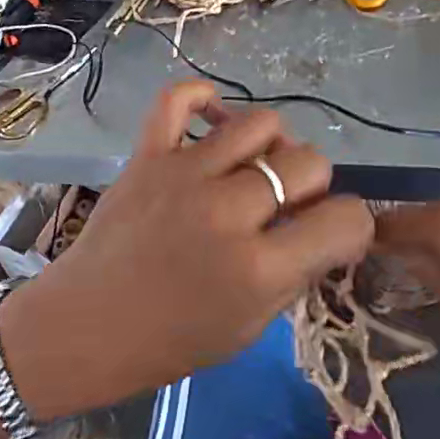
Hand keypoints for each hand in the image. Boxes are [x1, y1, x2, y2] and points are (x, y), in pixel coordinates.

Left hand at [0, 83, 372, 419]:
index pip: (347, 218)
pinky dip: (203, 98)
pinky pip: (179, 97)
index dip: (352, 225)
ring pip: (261, 124)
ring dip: (272, 147)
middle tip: (287, 207)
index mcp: (259, 268)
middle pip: (310, 162)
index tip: (332, 233)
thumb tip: (324, 228)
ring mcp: (184, 174)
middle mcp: (228, 210)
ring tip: (253, 169)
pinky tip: (213, 124)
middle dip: (314, 187)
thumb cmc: (170, 341)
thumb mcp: (250, 326)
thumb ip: (295, 272)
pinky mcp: (148, 153)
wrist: (87, 325)